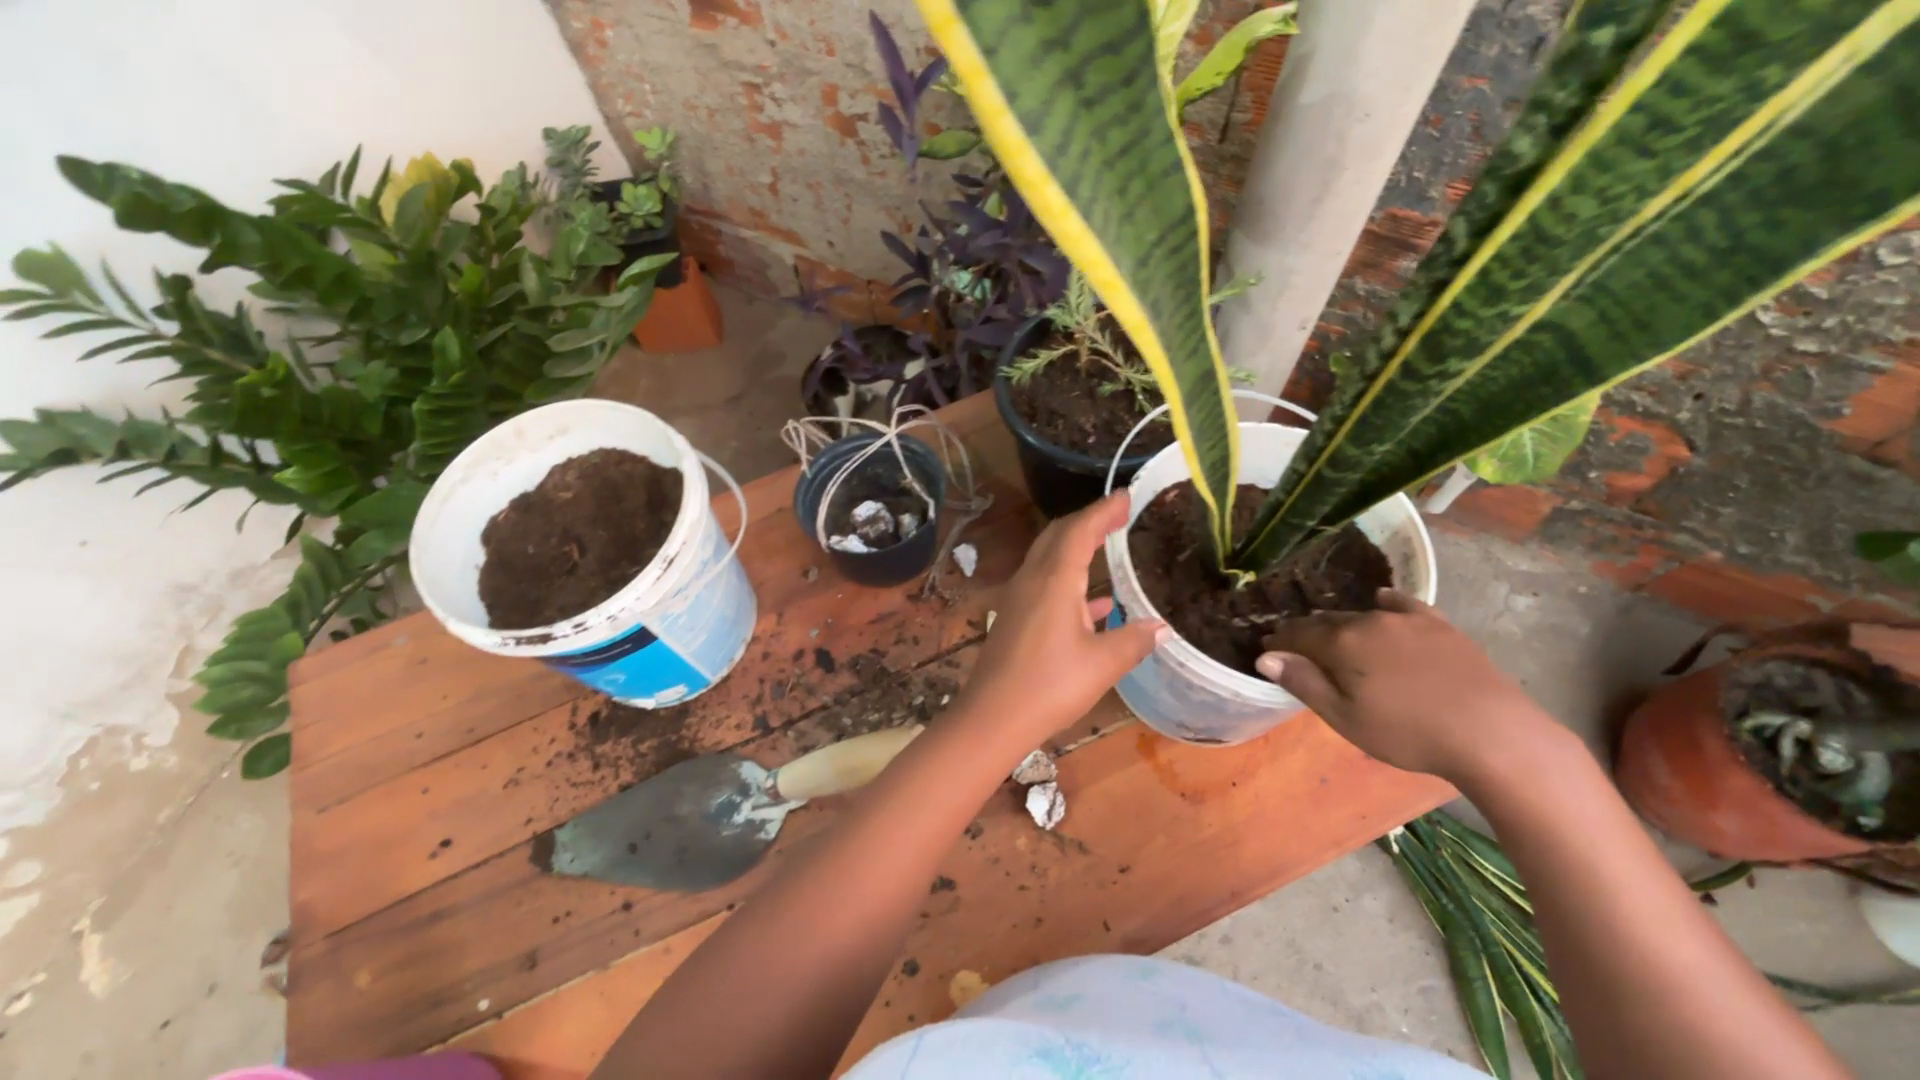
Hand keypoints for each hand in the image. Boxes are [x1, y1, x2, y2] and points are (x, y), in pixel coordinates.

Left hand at [958, 493, 1163, 743]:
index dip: (1104, 510)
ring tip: (1108, 545)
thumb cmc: (1050, 686)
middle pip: (1059, 536)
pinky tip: (1097, 604)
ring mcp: (1020, 599)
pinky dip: (1071, 581)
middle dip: (1088, 521)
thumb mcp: (1102, 664)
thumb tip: (1160, 627)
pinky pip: (1046, 585)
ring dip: (1077, 547)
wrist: (992, 718)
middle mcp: (1033, 580)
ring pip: (1049, 559)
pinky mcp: (1016, 619)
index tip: (1127, 496)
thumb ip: (1133, 640)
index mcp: (1055, 580)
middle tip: (1118, 514)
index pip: (1080, 530)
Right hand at [1256, 589, 1554, 782]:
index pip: (1298, 634)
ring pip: (1362, 615)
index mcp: (1342, 643)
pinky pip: (1402, 605)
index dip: (1279, 642)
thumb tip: (1266, 656)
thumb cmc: (1408, 733)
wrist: (1490, 732)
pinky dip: (1384, 605)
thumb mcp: (1346, 718)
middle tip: (1297, 650)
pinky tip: (1380, 604)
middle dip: (1308, 633)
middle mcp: (1370, 620)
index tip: (1267, 651)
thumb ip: (1305, 683)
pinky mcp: (1440, 625)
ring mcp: (1408, 620)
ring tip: (1335, 639)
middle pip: (1327, 622)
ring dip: (1341, 625)